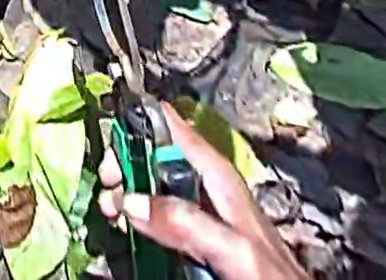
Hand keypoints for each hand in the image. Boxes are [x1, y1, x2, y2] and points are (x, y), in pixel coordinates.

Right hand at [97, 105, 308, 279]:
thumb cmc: (275, 278)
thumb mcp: (233, 248)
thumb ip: (187, 221)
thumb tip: (134, 201)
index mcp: (216, 173)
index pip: (171, 124)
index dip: (139, 121)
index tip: (112, 138)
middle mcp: (204, 184)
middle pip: (153, 154)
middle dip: (126, 163)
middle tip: (109, 184)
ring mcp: (198, 210)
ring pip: (151, 184)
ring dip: (127, 192)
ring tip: (112, 209)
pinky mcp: (193, 236)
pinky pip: (156, 215)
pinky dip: (136, 216)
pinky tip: (125, 225)